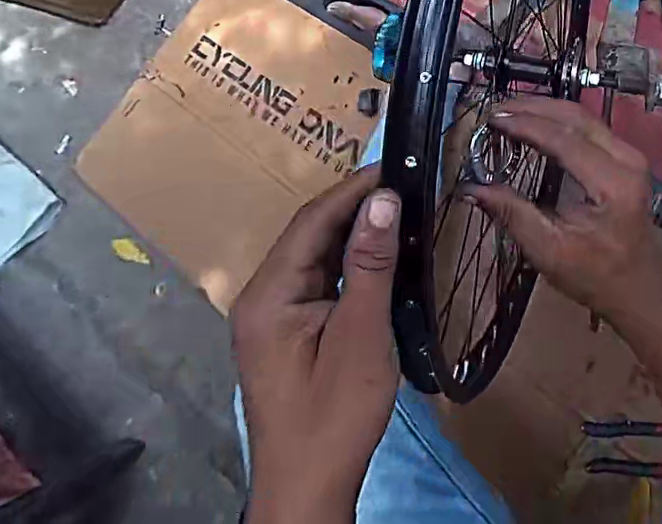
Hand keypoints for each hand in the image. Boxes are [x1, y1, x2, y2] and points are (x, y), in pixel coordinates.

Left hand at [231, 169, 401, 522]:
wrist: (309, 494)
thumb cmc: (335, 418)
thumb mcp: (361, 338)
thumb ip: (370, 265)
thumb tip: (384, 200)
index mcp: (268, 293)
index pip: (311, 222)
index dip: (351, 191)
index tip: (391, 169)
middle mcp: (261, 295)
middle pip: (309, 235)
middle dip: (353, 208)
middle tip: (400, 187)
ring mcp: (271, 314)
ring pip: (314, 256)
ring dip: (351, 234)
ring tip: (393, 211)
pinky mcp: (285, 330)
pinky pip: (317, 280)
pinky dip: (346, 263)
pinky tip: (374, 255)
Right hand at [465, 97, 661, 325]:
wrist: (645, 290)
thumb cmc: (598, 275)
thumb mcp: (549, 251)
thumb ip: (511, 213)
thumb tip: (471, 189)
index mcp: (612, 183)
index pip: (563, 139)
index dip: (524, 124)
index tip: (491, 120)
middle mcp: (626, 159)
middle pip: (574, 116)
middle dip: (531, 108)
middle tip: (494, 112)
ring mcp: (629, 154)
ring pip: (581, 114)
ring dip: (542, 109)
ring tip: (507, 114)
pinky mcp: (624, 156)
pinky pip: (586, 125)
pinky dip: (555, 119)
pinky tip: (531, 123)